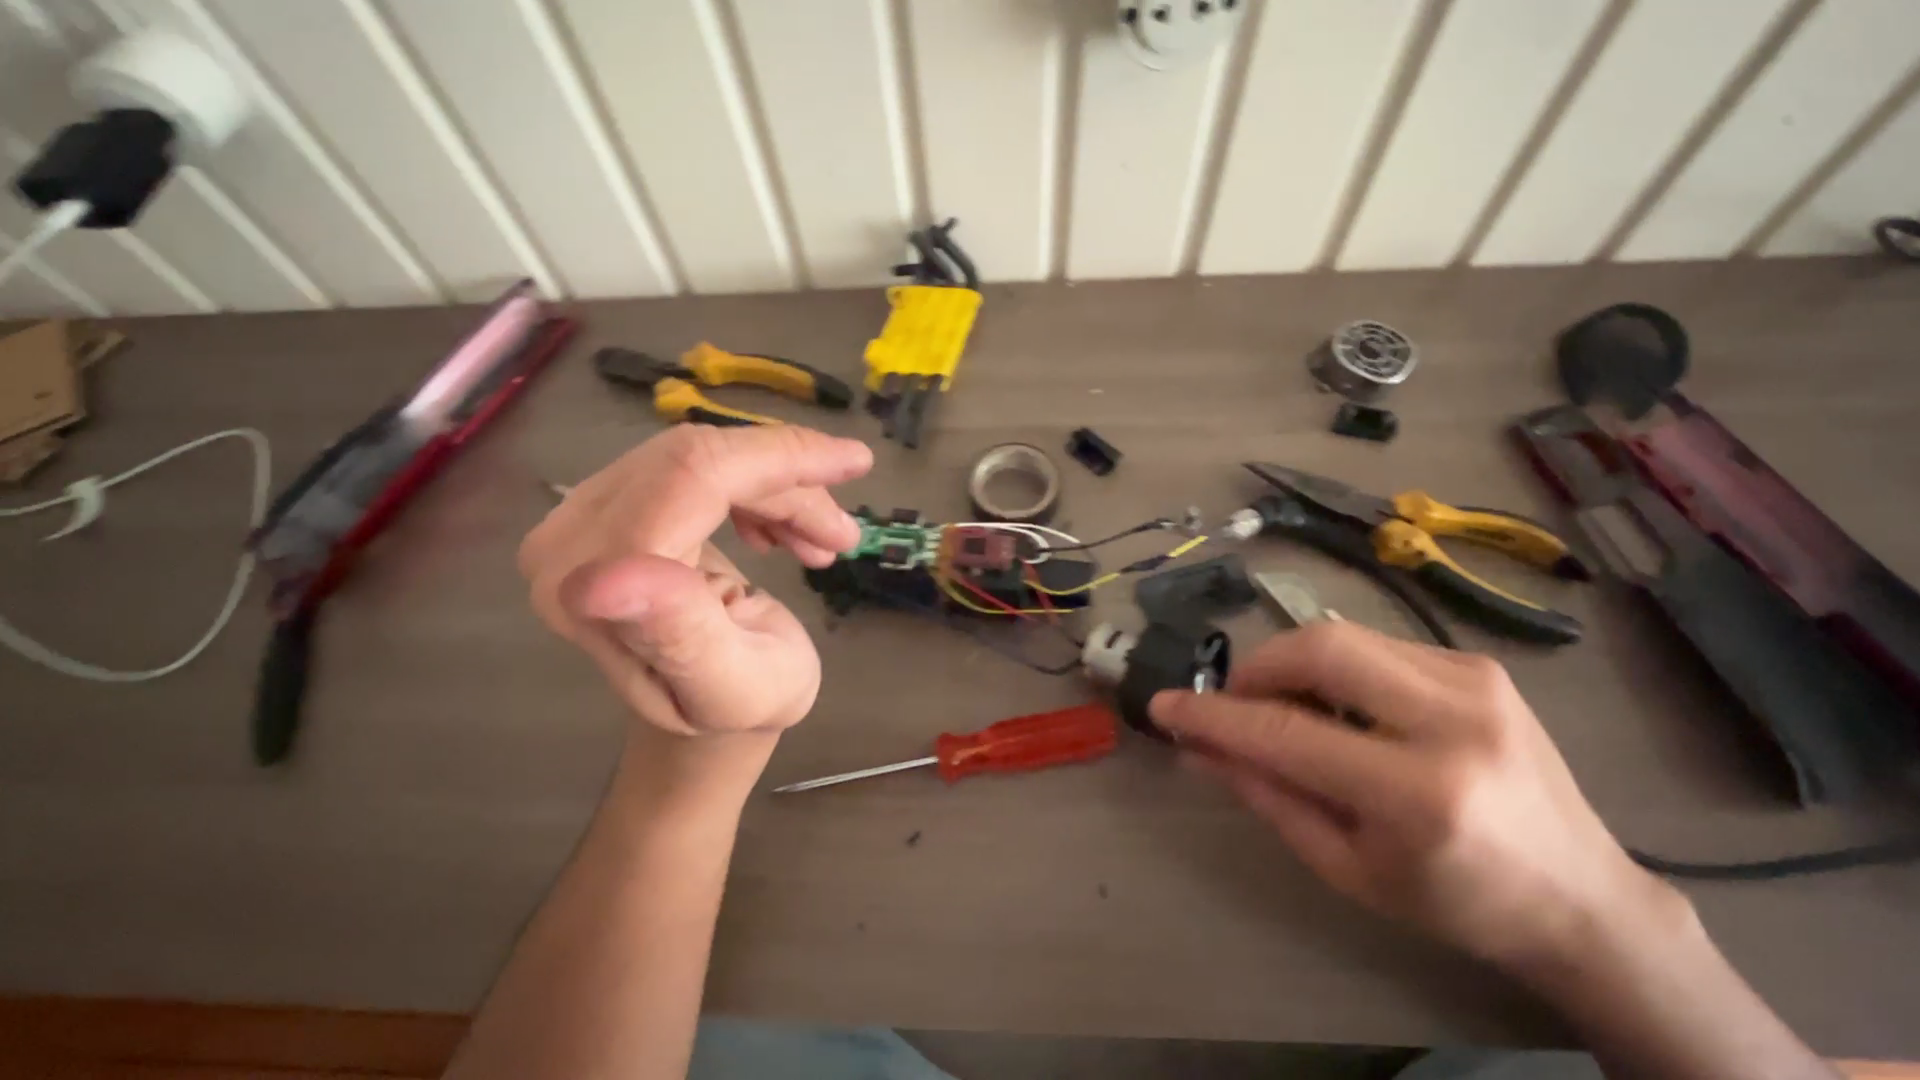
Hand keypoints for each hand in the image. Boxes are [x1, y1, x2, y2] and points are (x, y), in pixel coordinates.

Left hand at [519, 425, 871, 737]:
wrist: (710, 714)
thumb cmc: (736, 708)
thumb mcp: (729, 687)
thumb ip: (680, 634)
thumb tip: (608, 578)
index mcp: (595, 589)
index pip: (691, 480)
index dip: (776, 459)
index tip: (855, 462)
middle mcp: (569, 542)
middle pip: (695, 460)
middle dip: (786, 481)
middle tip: (841, 533)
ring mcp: (582, 520)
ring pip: (700, 456)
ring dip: (776, 488)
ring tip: (821, 541)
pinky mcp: (604, 506)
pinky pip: (690, 464)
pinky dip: (751, 486)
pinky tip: (776, 530)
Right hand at [1149, 621, 1681, 973]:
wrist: (1579, 894)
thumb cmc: (1454, 899)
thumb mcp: (1347, 866)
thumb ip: (1268, 797)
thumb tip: (1199, 748)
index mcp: (1419, 794)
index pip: (1287, 733)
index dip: (1215, 717)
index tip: (1166, 708)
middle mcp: (1454, 721)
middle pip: (1321, 648)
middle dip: (1257, 667)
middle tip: (1233, 702)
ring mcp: (1476, 682)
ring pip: (1347, 635)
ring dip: (1293, 664)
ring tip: (1282, 708)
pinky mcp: (1481, 666)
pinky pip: (1379, 645)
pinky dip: (1337, 667)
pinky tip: (1340, 707)